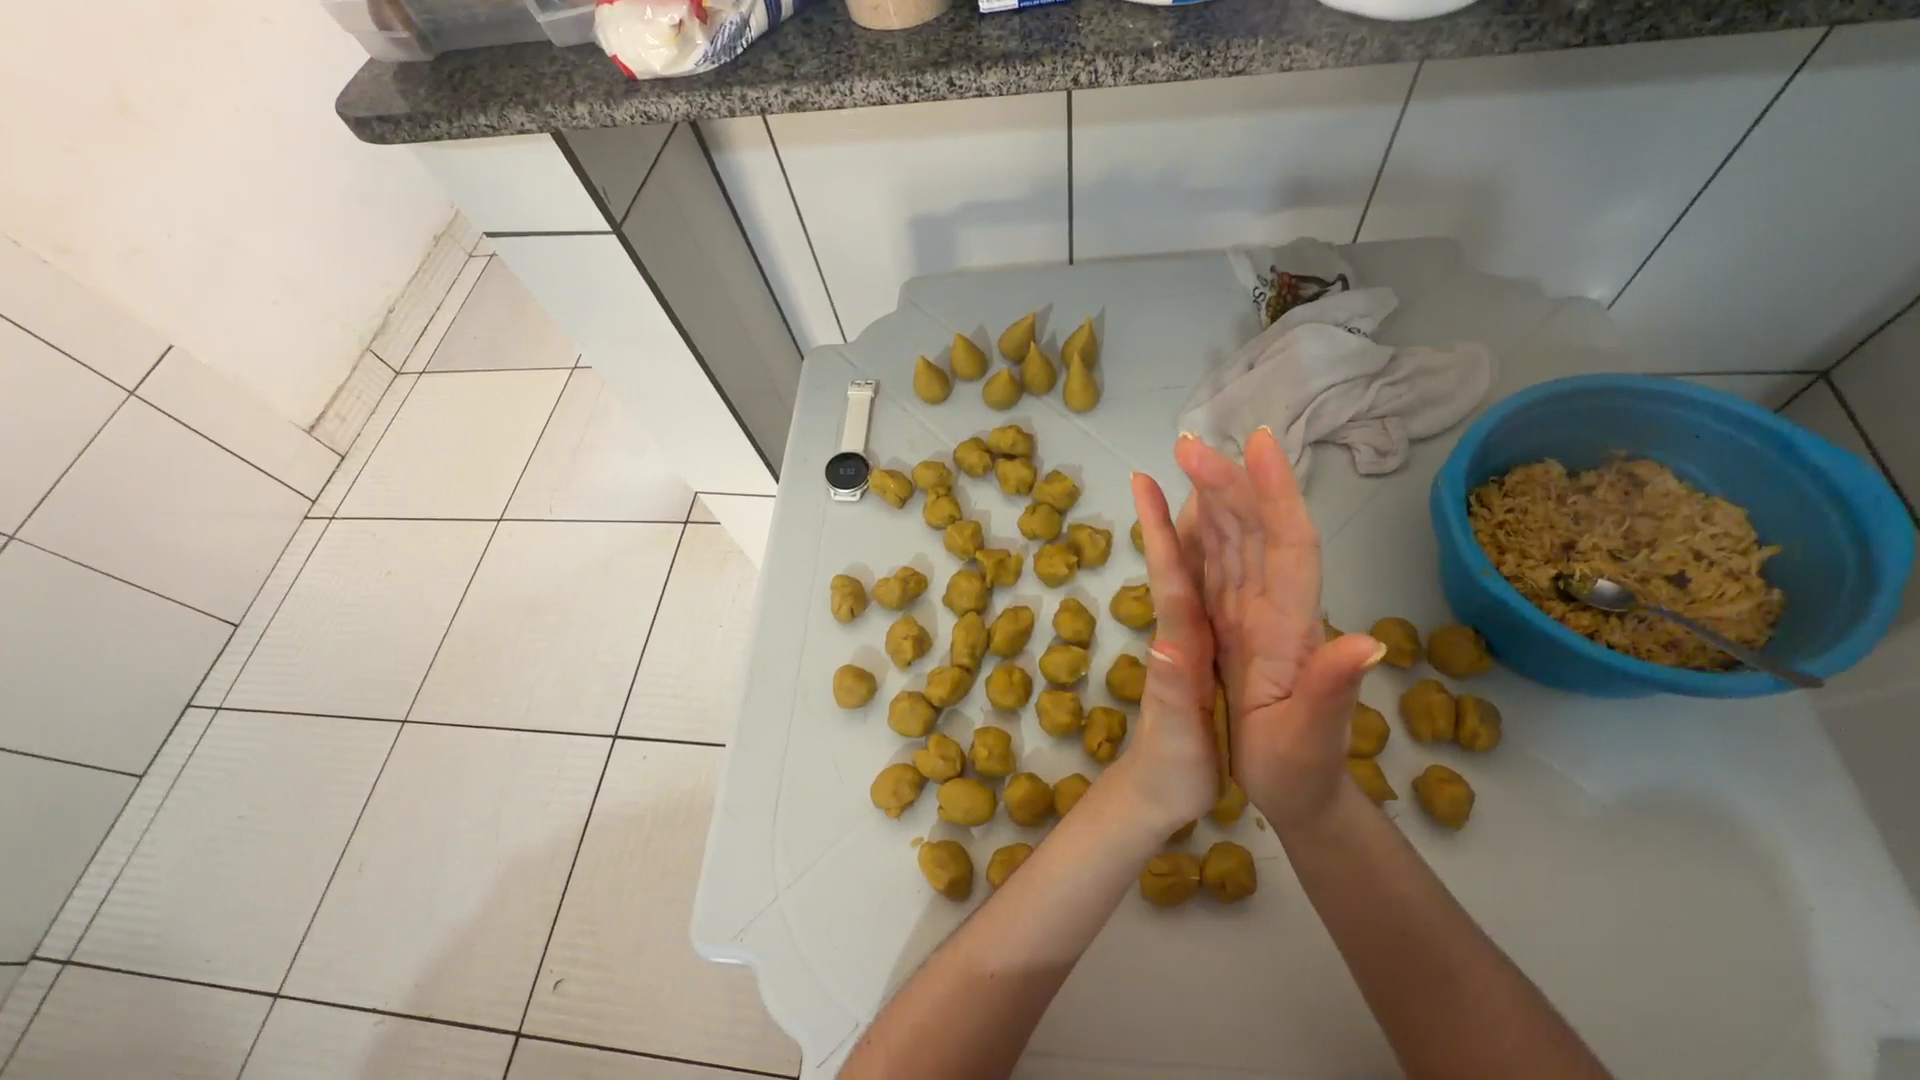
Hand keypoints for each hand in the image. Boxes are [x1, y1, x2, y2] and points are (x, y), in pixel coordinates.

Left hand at [1103, 470, 1218, 832]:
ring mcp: (1190, 635)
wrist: (1156, 795)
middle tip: (1191, 449)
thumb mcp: (1177, 742)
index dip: (1164, 531)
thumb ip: (1173, 698)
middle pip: (1185, 557)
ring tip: (1204, 475)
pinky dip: (1215, 556)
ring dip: (1200, 519)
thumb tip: (1167, 649)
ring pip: (1198, 566)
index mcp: (1180, 644)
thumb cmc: (1172, 771)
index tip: (1150, 479)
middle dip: (1187, 504)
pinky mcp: (1201, 647)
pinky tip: (1222, 540)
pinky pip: (1210, 590)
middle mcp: (1181, 629)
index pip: (1173, 578)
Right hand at [1174, 428, 1386, 834]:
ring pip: (1234, 542)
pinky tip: (1180, 517)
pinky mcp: (1233, 627)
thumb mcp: (1312, 740)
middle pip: (1255, 531)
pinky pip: (1212, 571)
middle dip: (1228, 481)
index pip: (1290, 545)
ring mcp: (1252, 615)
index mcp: (1291, 626)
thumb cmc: (1301, 770)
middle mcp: (1274, 608)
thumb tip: (1365, 643)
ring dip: (1213, 498)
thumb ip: (1333, 693)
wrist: (1299, 792)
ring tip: (1184, 462)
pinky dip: (1195, 537)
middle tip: (1188, 445)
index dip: (1277, 492)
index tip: (1258, 444)